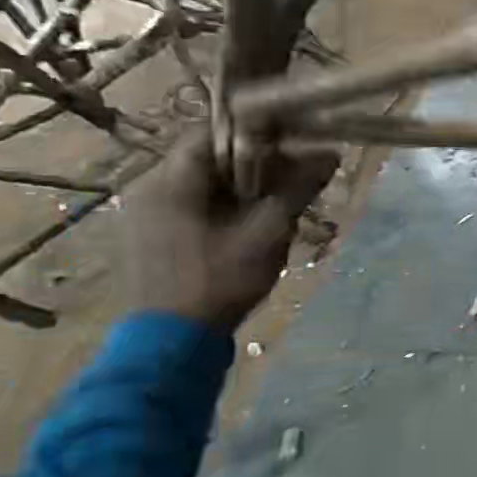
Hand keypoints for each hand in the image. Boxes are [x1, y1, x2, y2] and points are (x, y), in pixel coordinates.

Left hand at [129, 130, 335, 331]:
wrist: (172, 343)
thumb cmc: (220, 280)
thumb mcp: (268, 232)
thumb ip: (297, 188)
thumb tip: (330, 155)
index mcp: (171, 180)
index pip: (212, 132)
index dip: (254, 134)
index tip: (290, 144)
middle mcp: (150, 189)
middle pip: (209, 158)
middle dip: (255, 164)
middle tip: (293, 178)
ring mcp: (147, 216)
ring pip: (203, 184)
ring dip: (243, 188)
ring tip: (278, 205)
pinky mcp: (152, 239)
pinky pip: (193, 207)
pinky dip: (225, 207)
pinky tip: (250, 227)